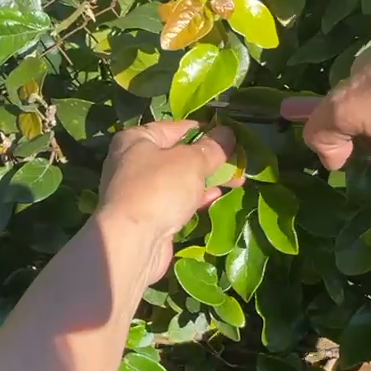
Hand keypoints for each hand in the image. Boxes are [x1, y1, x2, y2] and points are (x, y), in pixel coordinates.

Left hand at [96, 121, 238, 282]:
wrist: (133, 242)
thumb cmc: (159, 189)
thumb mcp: (191, 162)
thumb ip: (212, 148)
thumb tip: (227, 133)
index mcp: (136, 140)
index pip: (177, 128)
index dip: (205, 131)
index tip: (230, 137)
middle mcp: (132, 162)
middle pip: (177, 155)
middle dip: (209, 159)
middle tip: (238, 161)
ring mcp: (138, 192)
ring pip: (178, 180)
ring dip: (205, 180)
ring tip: (236, 180)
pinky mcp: (146, 217)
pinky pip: (175, 201)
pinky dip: (195, 198)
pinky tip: (216, 197)